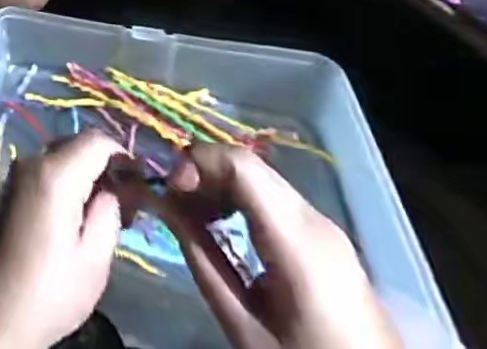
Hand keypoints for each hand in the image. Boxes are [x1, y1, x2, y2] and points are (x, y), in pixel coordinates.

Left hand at [0, 132, 127, 348]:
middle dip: (105, 163)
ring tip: (106, 209)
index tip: (141, 183)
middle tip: (127, 200)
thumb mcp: (94, 259)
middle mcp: (33, 160)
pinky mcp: (12, 184)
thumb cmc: (50, 291)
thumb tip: (117, 188)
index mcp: (55, 174)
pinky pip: (47, 167)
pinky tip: (79, 211)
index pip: (97, 141)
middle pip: (78, 142)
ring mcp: (18, 170)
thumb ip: (110, 212)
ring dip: (87, 170)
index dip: (124, 156)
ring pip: (63, 153)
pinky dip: (68, 177)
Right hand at [152, 145, 400, 348]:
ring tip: (189, 216)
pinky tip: (221, 226)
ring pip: (258, 178)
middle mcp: (315, 219)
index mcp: (299, 239)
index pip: (240, 163)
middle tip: (169, 202)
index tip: (166, 190)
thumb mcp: (244, 324)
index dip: (195, 162)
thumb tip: (160, 202)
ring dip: (217, 186)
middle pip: (247, 165)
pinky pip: (272, 199)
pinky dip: (238, 200)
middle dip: (200, 173)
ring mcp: (325, 227)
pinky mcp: (326, 239)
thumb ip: (201, 256)